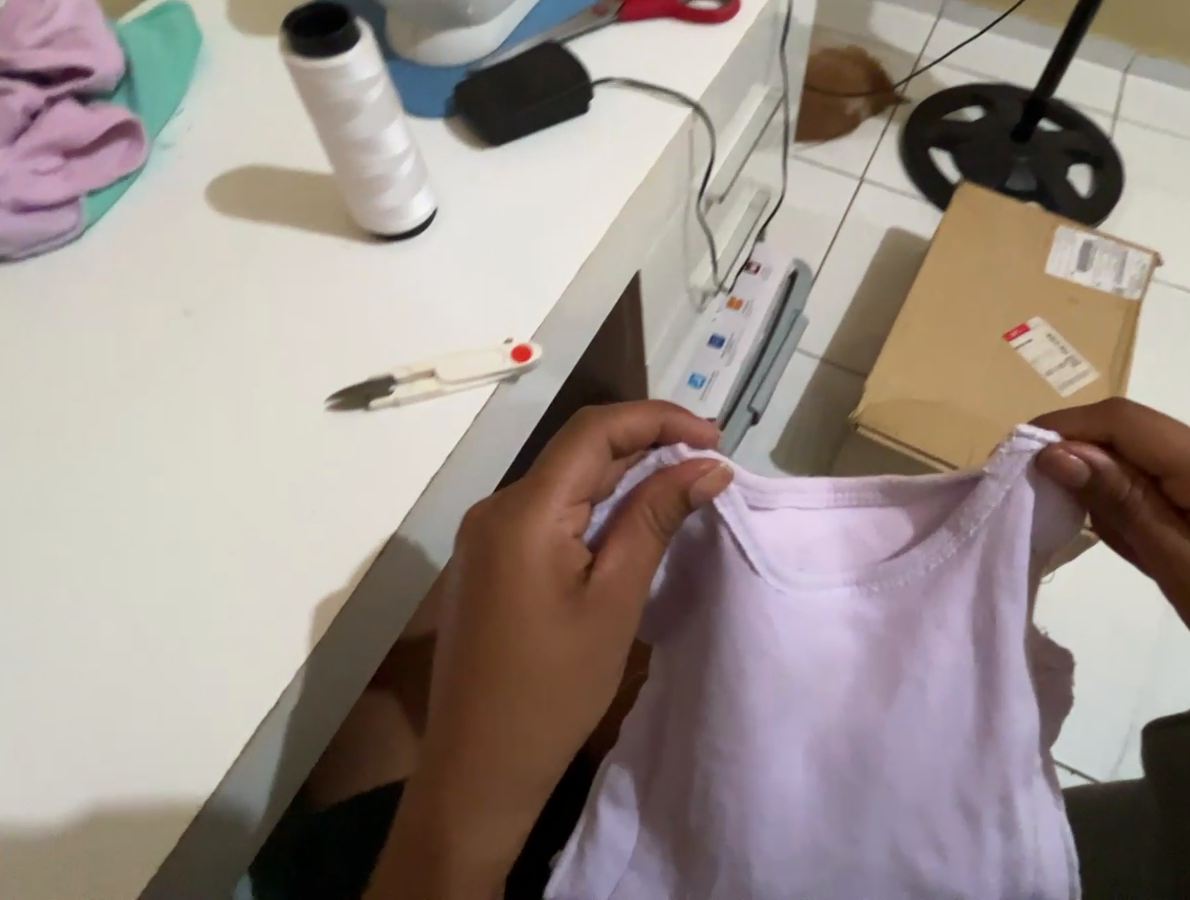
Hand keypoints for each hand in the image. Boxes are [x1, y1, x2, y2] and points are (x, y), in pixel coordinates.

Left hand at [374, 401, 732, 894]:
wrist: (476, 770)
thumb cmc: (553, 691)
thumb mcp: (615, 600)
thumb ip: (655, 519)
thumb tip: (707, 466)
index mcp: (524, 510)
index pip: (595, 430)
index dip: (658, 419)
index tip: (713, 437)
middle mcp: (498, 505)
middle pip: (579, 448)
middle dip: (647, 441)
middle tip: (708, 459)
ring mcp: (488, 531)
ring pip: (566, 477)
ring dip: (625, 471)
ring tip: (683, 480)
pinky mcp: (491, 556)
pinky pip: (550, 509)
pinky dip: (597, 502)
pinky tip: (633, 516)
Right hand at [1030, 398, 1189, 740]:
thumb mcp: (1188, 577)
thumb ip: (1124, 506)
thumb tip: (1058, 451)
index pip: (1127, 420)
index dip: (1064, 426)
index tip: (1016, 457)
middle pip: (1139, 437)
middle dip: (1092, 469)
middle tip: (1071, 526)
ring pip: (1155, 460)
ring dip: (1122, 493)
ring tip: (1134, 555)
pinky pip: (1180, 478)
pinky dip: (1150, 505)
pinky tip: (1161, 552)